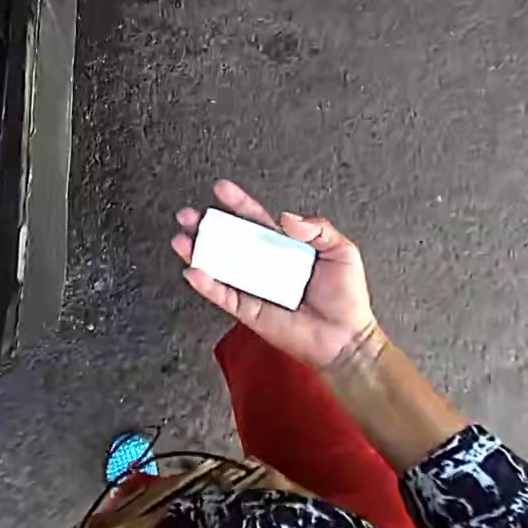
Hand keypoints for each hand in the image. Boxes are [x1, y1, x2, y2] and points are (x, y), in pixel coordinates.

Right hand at [170, 180, 382, 372]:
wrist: (345, 338)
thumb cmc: (346, 298)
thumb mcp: (342, 252)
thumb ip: (318, 229)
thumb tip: (287, 216)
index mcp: (282, 247)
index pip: (254, 220)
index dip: (237, 203)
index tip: (221, 190)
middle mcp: (262, 263)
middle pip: (226, 239)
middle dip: (205, 225)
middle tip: (189, 215)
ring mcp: (251, 285)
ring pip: (217, 265)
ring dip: (197, 251)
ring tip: (181, 240)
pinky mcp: (246, 309)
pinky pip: (221, 294)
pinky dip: (205, 283)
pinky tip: (193, 271)